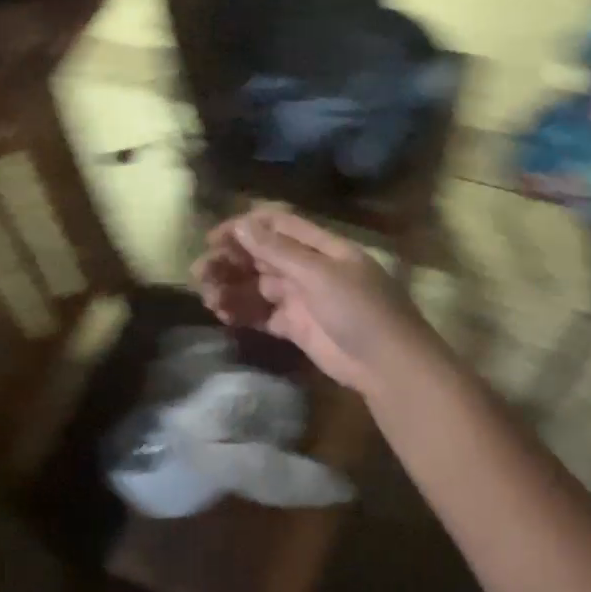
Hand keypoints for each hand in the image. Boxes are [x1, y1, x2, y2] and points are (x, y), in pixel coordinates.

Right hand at [194, 207, 446, 396]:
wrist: (389, 366)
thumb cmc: (361, 310)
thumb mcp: (320, 275)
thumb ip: (279, 251)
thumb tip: (242, 225)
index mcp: (321, 247)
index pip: (277, 226)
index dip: (244, 228)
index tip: (212, 239)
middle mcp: (310, 268)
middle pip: (262, 257)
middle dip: (230, 261)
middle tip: (201, 273)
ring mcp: (303, 299)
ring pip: (258, 286)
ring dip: (231, 289)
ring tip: (209, 299)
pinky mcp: (297, 328)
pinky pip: (262, 314)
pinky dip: (242, 313)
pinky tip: (223, 316)